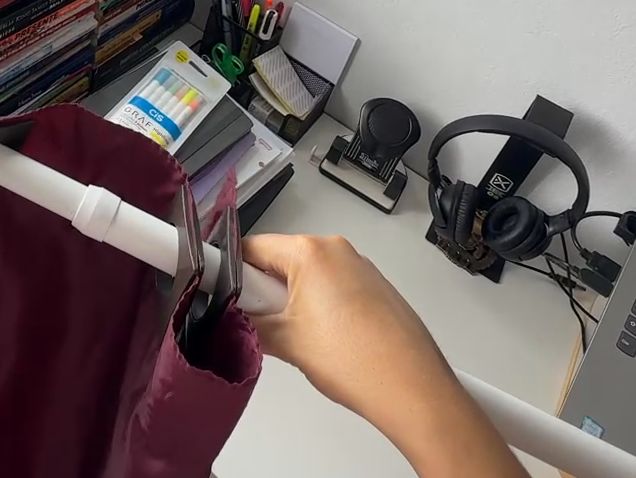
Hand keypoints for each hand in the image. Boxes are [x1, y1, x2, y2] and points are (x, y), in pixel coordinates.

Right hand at [243, 234, 464, 433]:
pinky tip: (326, 338)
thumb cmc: (356, 360)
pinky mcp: (374, 284)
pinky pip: (333, 284)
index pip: (252, 246)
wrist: (412, 389)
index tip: (222, 290)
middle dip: (266, 289)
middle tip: (265, 322)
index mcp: (310, 251)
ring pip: (307, 273)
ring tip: (300, 337)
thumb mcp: (285, 342)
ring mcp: (358, 264)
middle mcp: (335, 248)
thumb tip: (235, 318)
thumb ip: (250, 323)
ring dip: (293, 298)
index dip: (231, 269)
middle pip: (280, 258)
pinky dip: (320, 303)